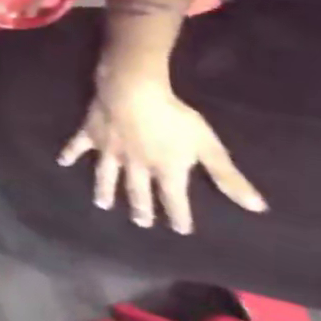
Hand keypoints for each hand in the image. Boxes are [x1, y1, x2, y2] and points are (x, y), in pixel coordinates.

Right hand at [58, 70, 265, 233]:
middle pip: (139, 193)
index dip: (180, 217)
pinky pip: (78, 146)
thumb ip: (228, 176)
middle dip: (141, 209)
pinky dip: (69, 154)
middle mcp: (137, 168)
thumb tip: (258, 208)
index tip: (181, 230)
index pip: (175, 202)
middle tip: (141, 223)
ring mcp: (110, 152)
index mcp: (166, 171)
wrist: (132, 90)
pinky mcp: (91, 134)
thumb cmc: (172, 115)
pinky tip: (62, 162)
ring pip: (107, 176)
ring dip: (106, 191)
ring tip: (103, 204)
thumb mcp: (207, 145)